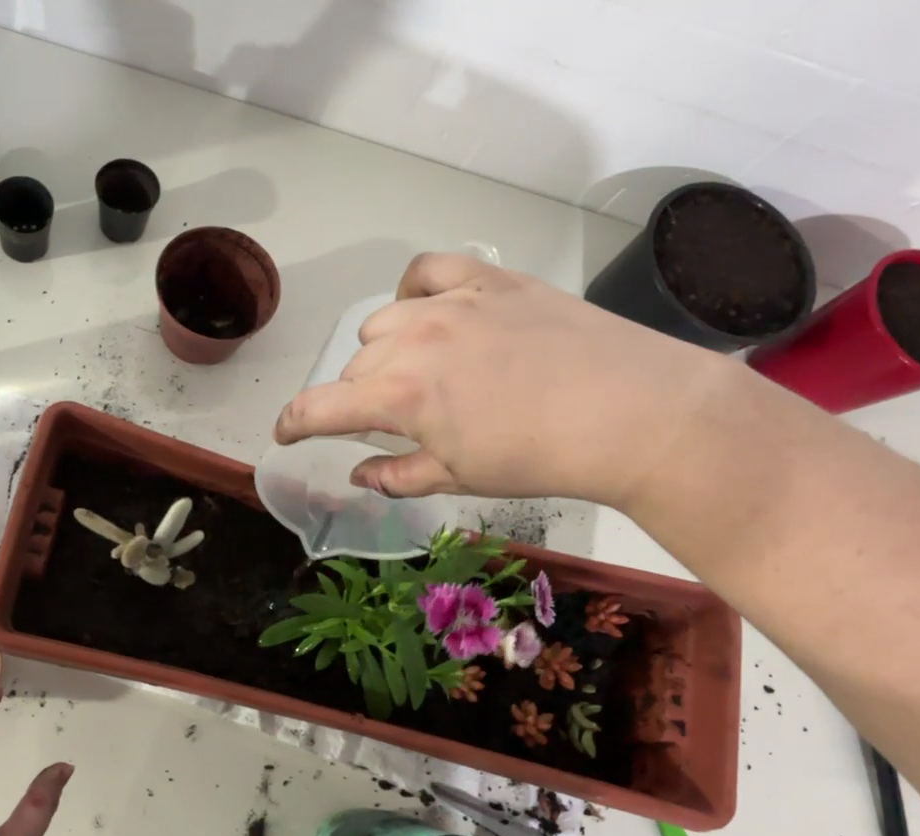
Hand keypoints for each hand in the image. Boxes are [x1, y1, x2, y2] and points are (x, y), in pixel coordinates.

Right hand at [274, 252, 733, 507]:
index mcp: (398, 397)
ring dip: (385, 352)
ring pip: (383, 323)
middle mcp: (412, 341)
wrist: (634, 412)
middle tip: (391, 421)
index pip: (318, 407)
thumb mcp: (459, 479)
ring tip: (417, 372)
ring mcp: (452, 303)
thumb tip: (358, 474)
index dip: (292, 424)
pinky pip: (425, 272)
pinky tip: (427, 310)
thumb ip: (396, 475)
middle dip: (359, 398)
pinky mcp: (490, 280)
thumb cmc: (540, 457)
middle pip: (354, 367)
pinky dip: (413, 292)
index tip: (285, 434)